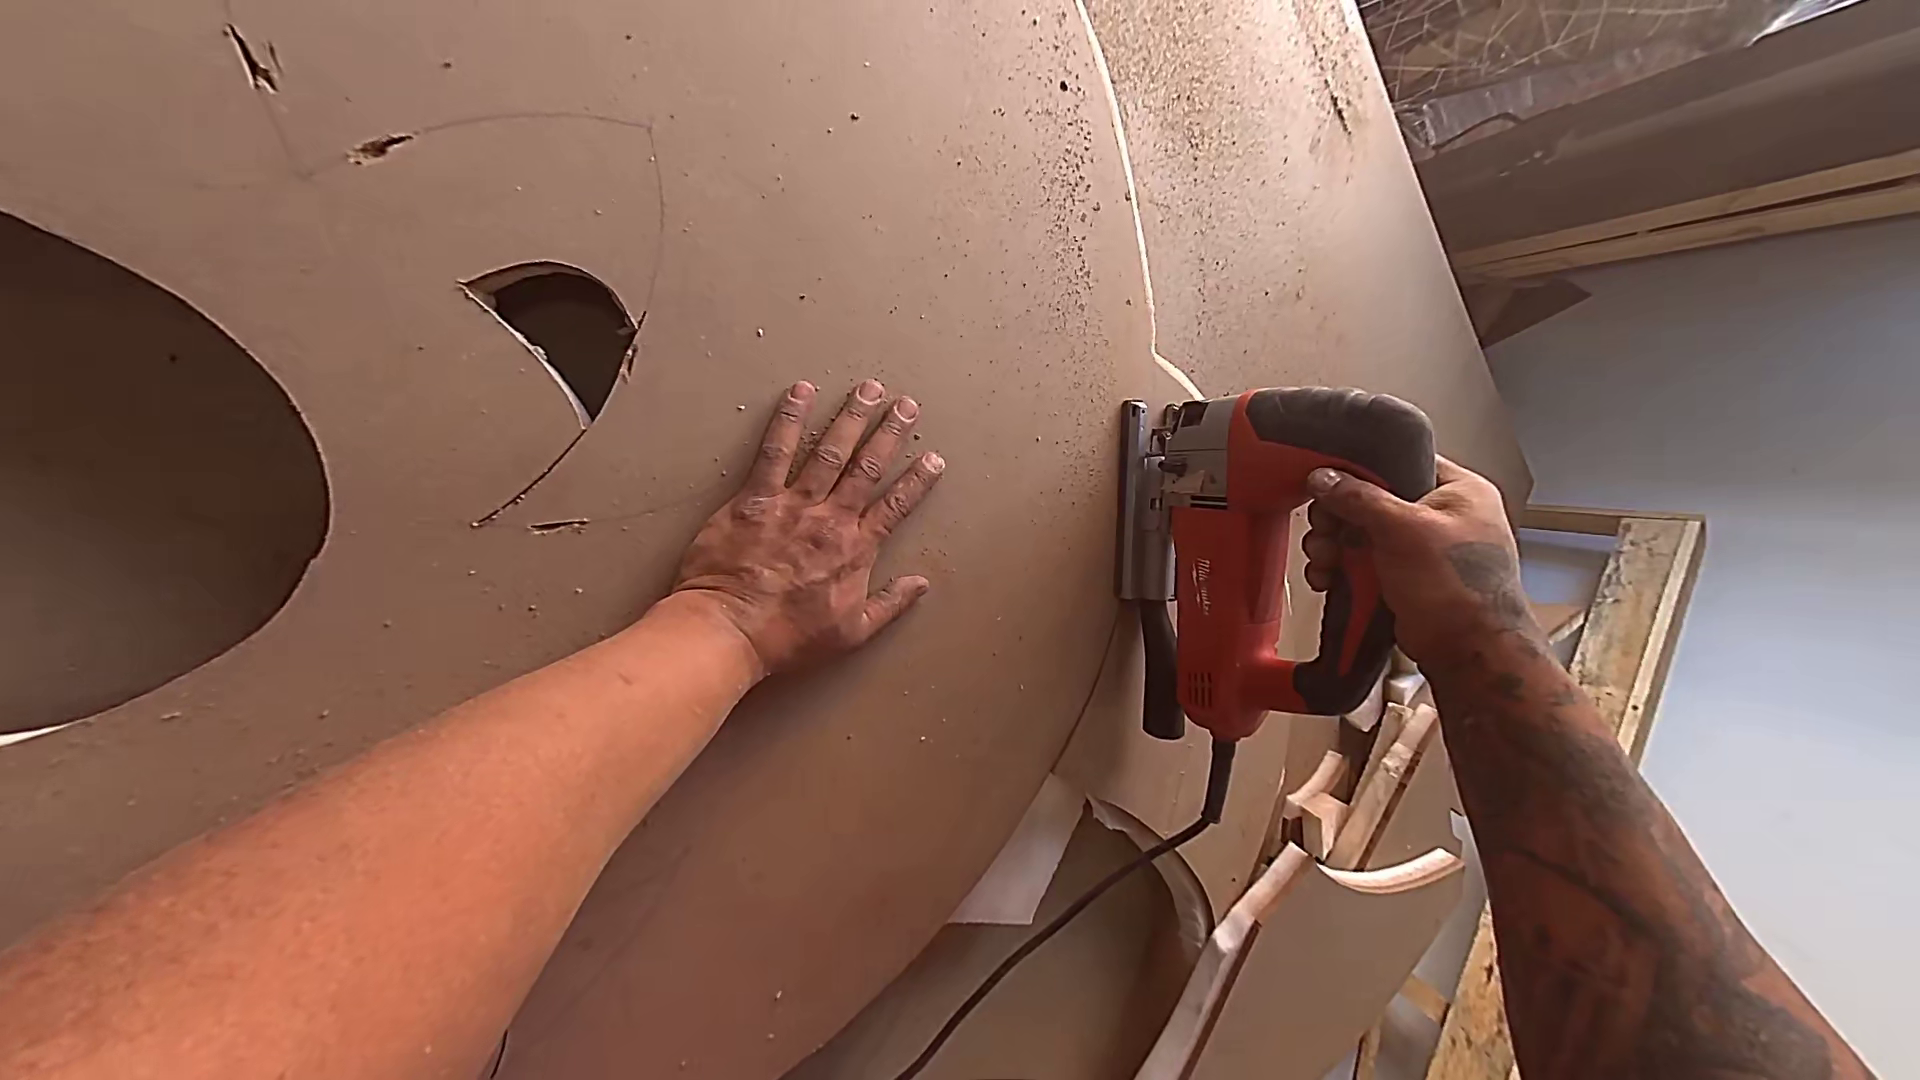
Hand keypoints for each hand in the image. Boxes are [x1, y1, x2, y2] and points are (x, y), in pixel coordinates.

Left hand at [671, 378, 945, 677]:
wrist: (731, 632)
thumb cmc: (790, 636)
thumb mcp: (853, 632)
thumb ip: (891, 604)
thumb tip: (921, 584)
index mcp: (855, 549)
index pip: (896, 506)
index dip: (917, 480)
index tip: (933, 458)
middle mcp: (830, 519)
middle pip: (867, 467)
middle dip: (890, 433)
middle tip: (906, 405)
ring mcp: (794, 505)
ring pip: (830, 451)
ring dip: (851, 418)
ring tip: (868, 389)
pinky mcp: (756, 498)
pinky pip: (775, 452)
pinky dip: (790, 420)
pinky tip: (801, 393)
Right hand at [1301, 456, 1537, 666]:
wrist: (1467, 650)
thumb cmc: (1455, 586)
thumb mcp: (1402, 530)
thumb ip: (1359, 498)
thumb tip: (1322, 477)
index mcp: (1456, 491)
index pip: (1398, 461)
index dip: (1359, 471)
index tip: (1327, 484)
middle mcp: (1436, 514)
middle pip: (1367, 500)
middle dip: (1336, 519)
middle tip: (1324, 533)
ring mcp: (1415, 546)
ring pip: (1355, 532)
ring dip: (1331, 547)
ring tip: (1324, 563)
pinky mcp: (1397, 573)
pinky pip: (1356, 560)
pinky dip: (1338, 568)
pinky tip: (1327, 579)